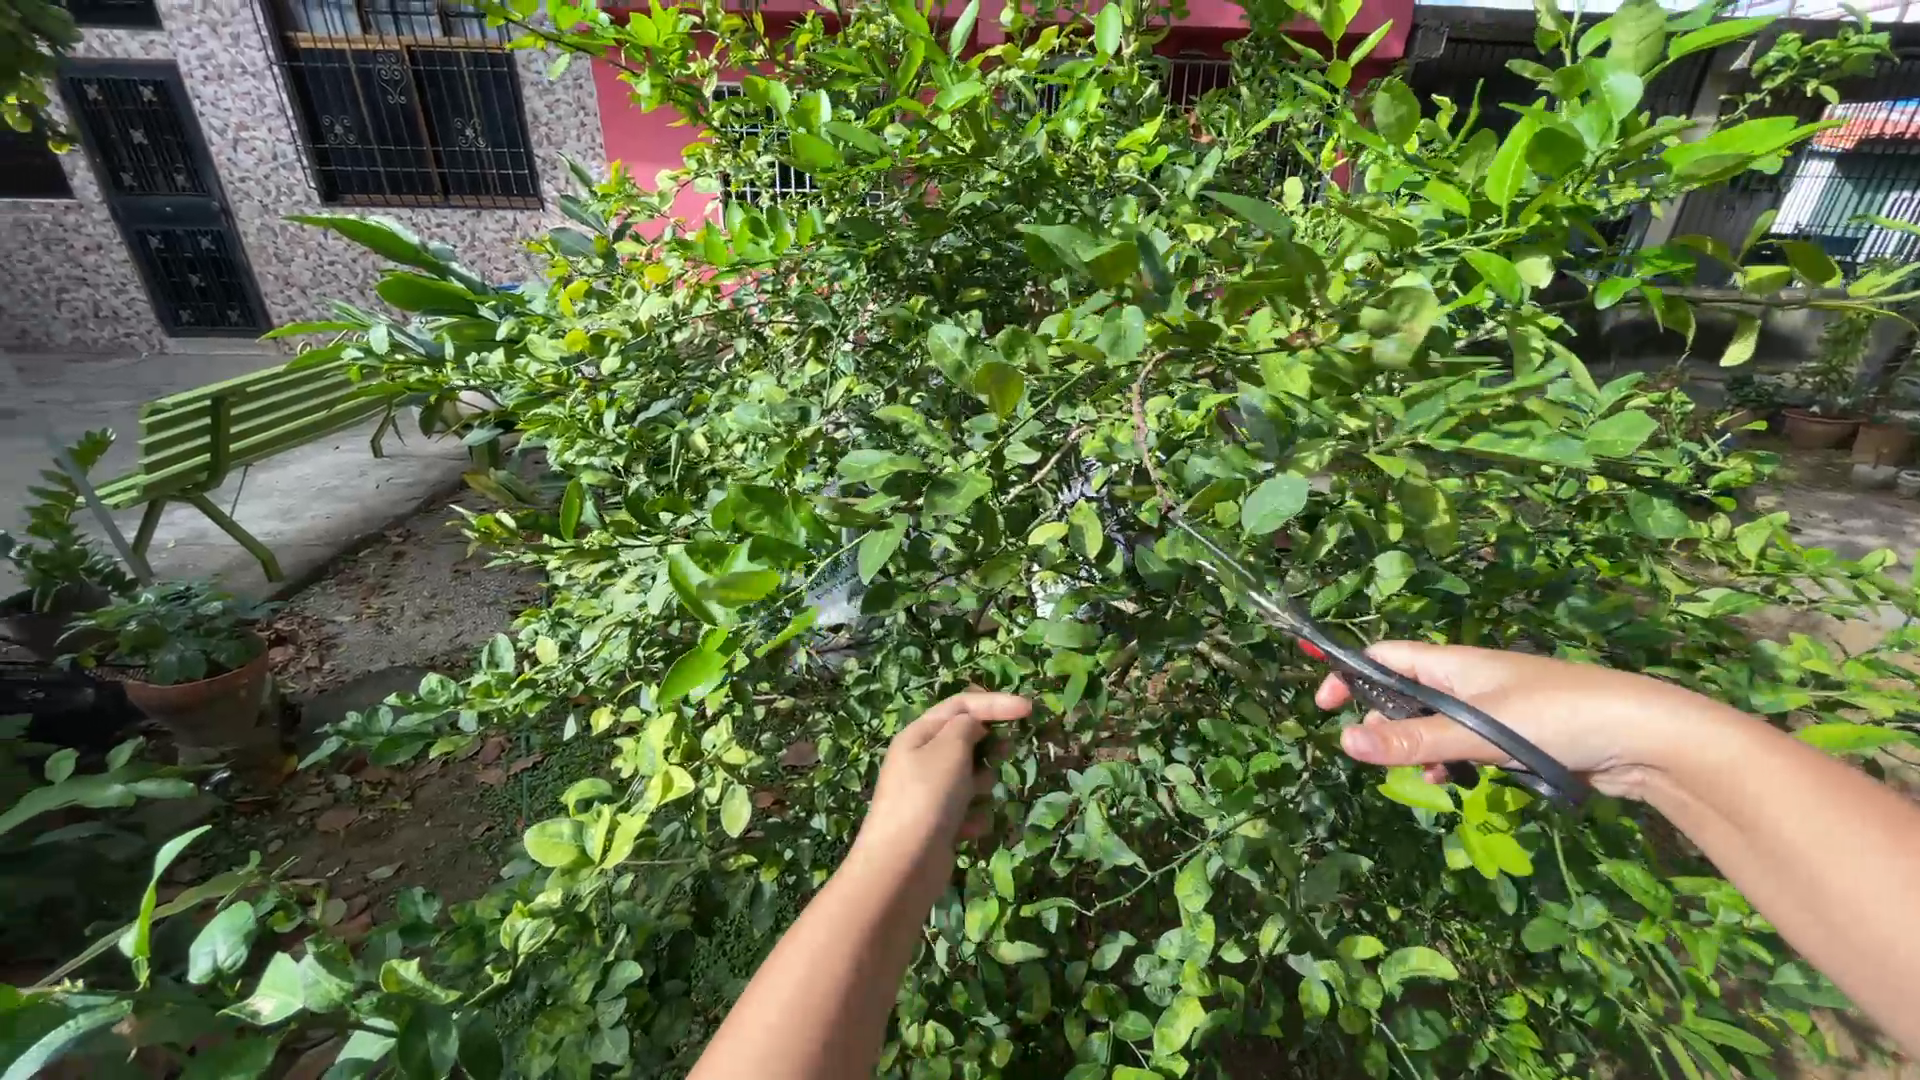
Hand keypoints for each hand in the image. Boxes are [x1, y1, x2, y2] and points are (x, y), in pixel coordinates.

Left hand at [850, 691, 1030, 892]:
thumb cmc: (928, 796)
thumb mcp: (950, 748)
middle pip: (966, 740)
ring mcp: (930, 794)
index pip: (961, 705)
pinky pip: (969, 810)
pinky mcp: (940, 824)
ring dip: (981, 786)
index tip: (1029, 709)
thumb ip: (967, 726)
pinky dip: (973, 817)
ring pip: (971, 777)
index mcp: (918, 734)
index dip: (996, 703)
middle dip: (988, 748)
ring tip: (974, 798)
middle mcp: (921, 760)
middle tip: (1005, 753)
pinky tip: (966, 830)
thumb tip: (973, 724)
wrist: (903, 865)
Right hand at [1314, 641, 1745, 800]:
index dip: (1348, 674)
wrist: (1654, 738)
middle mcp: (1468, 680)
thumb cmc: (1559, 718)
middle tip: (1376, 752)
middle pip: (1404, 694)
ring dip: (1418, 747)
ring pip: (1434, 723)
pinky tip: (1456, 781)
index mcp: (1451, 664)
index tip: (1325, 704)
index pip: (1382, 658)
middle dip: (1383, 721)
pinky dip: (1452, 760)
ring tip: (1421, 776)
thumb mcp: (1477, 731)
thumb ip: (1412, 740)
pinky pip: (1466, 743)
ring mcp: (1494, 707)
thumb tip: (1343, 743)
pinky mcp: (1518, 735)